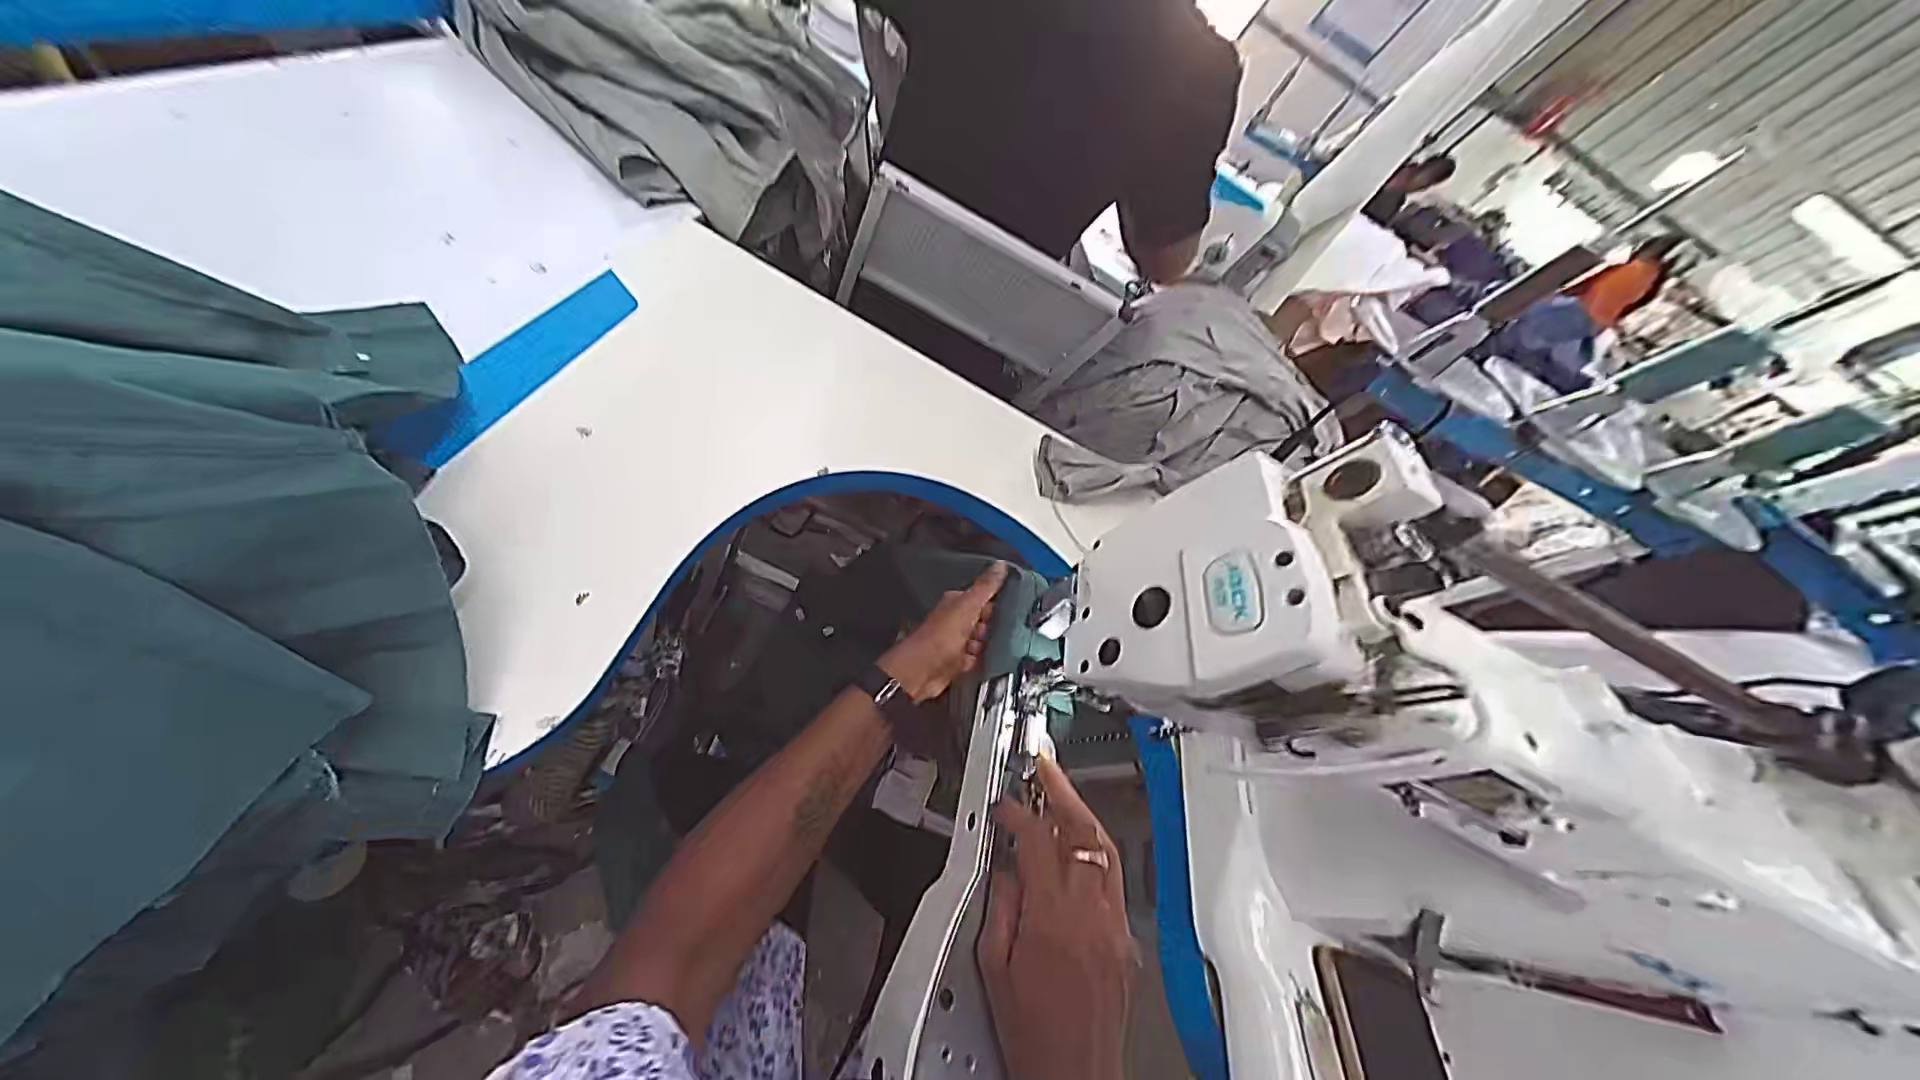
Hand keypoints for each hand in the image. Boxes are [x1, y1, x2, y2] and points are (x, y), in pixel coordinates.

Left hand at [877, 561, 1007, 702]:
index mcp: (956, 603)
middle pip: (984, 621)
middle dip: (989, 629)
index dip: (994, 606)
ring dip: (982, 647)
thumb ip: (986, 587)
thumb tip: (1001, 564)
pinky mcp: (955, 661)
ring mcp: (954, 641)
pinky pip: (974, 659)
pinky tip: (970, 661)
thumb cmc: (940, 637)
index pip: (983, 598)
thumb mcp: (968, 606)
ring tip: (973, 649)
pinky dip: (975, 661)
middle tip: (984, 633)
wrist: (921, 671)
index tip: (1001, 612)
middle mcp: (954, 620)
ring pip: (980, 641)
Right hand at [977, 758, 1134, 1079]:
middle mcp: (1091, 915)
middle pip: (1081, 832)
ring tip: (1062, 790)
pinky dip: (1094, 849)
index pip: (1038, 843)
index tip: (1006, 804)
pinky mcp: (1126, 939)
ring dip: (1081, 813)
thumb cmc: (1035, 1036)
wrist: (1078, 1077)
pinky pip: (1113, 878)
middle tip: (1044, 767)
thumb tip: (1004, 869)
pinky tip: (1078, 843)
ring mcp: (1114, 925)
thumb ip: (999, 907)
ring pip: (1104, 849)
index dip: (1020, 814)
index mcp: (1052, 919)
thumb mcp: (995, 968)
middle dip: (1061, 790)